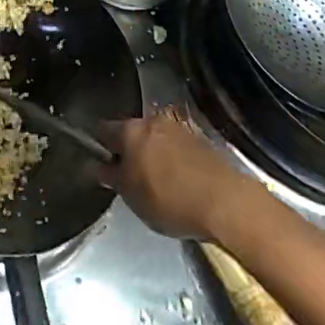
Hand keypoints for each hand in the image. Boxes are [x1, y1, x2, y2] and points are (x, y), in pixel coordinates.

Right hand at [98, 108, 269, 240]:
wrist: (227, 204)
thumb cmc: (170, 198)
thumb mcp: (130, 195)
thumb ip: (110, 177)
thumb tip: (97, 167)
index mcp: (129, 130)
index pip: (103, 129)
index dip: (98, 145)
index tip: (100, 161)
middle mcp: (153, 121)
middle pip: (132, 133)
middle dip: (129, 151)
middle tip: (129, 176)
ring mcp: (180, 130)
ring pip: (156, 140)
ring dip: (153, 156)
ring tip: (156, 184)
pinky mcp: (203, 143)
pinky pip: (178, 150)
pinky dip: (174, 162)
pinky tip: (179, 184)